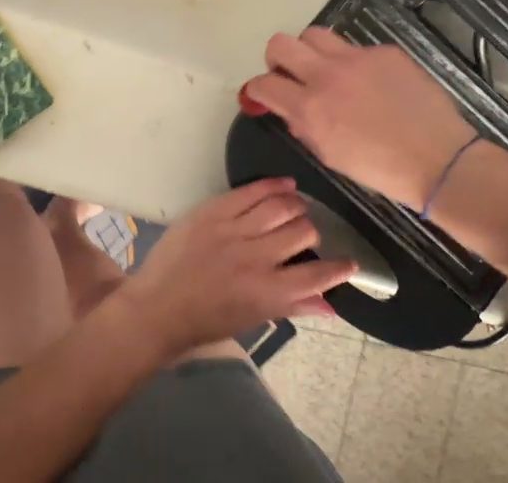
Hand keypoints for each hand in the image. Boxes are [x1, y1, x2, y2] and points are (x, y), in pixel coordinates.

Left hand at [118, 178, 355, 354]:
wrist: (156, 308)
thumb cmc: (205, 322)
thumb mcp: (252, 320)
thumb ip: (292, 306)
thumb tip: (331, 304)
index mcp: (268, 293)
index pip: (317, 275)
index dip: (340, 267)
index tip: (350, 261)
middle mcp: (255, 259)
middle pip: (302, 231)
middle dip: (313, 231)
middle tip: (310, 232)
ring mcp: (232, 231)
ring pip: (280, 206)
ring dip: (296, 205)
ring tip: (298, 207)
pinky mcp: (212, 212)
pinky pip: (250, 191)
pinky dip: (273, 185)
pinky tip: (284, 185)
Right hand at [242, 27, 477, 208]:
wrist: (439, 160)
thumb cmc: (381, 169)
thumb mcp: (331, 155)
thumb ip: (305, 128)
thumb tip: (293, 111)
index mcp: (310, 108)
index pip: (263, 84)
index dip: (255, 89)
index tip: (260, 94)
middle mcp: (327, 75)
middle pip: (281, 44)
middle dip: (276, 58)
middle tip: (288, 74)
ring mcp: (357, 58)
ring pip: (315, 34)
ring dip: (311, 51)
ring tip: (325, 69)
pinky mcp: (385, 52)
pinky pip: (356, 48)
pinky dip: (354, 63)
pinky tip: (371, 83)